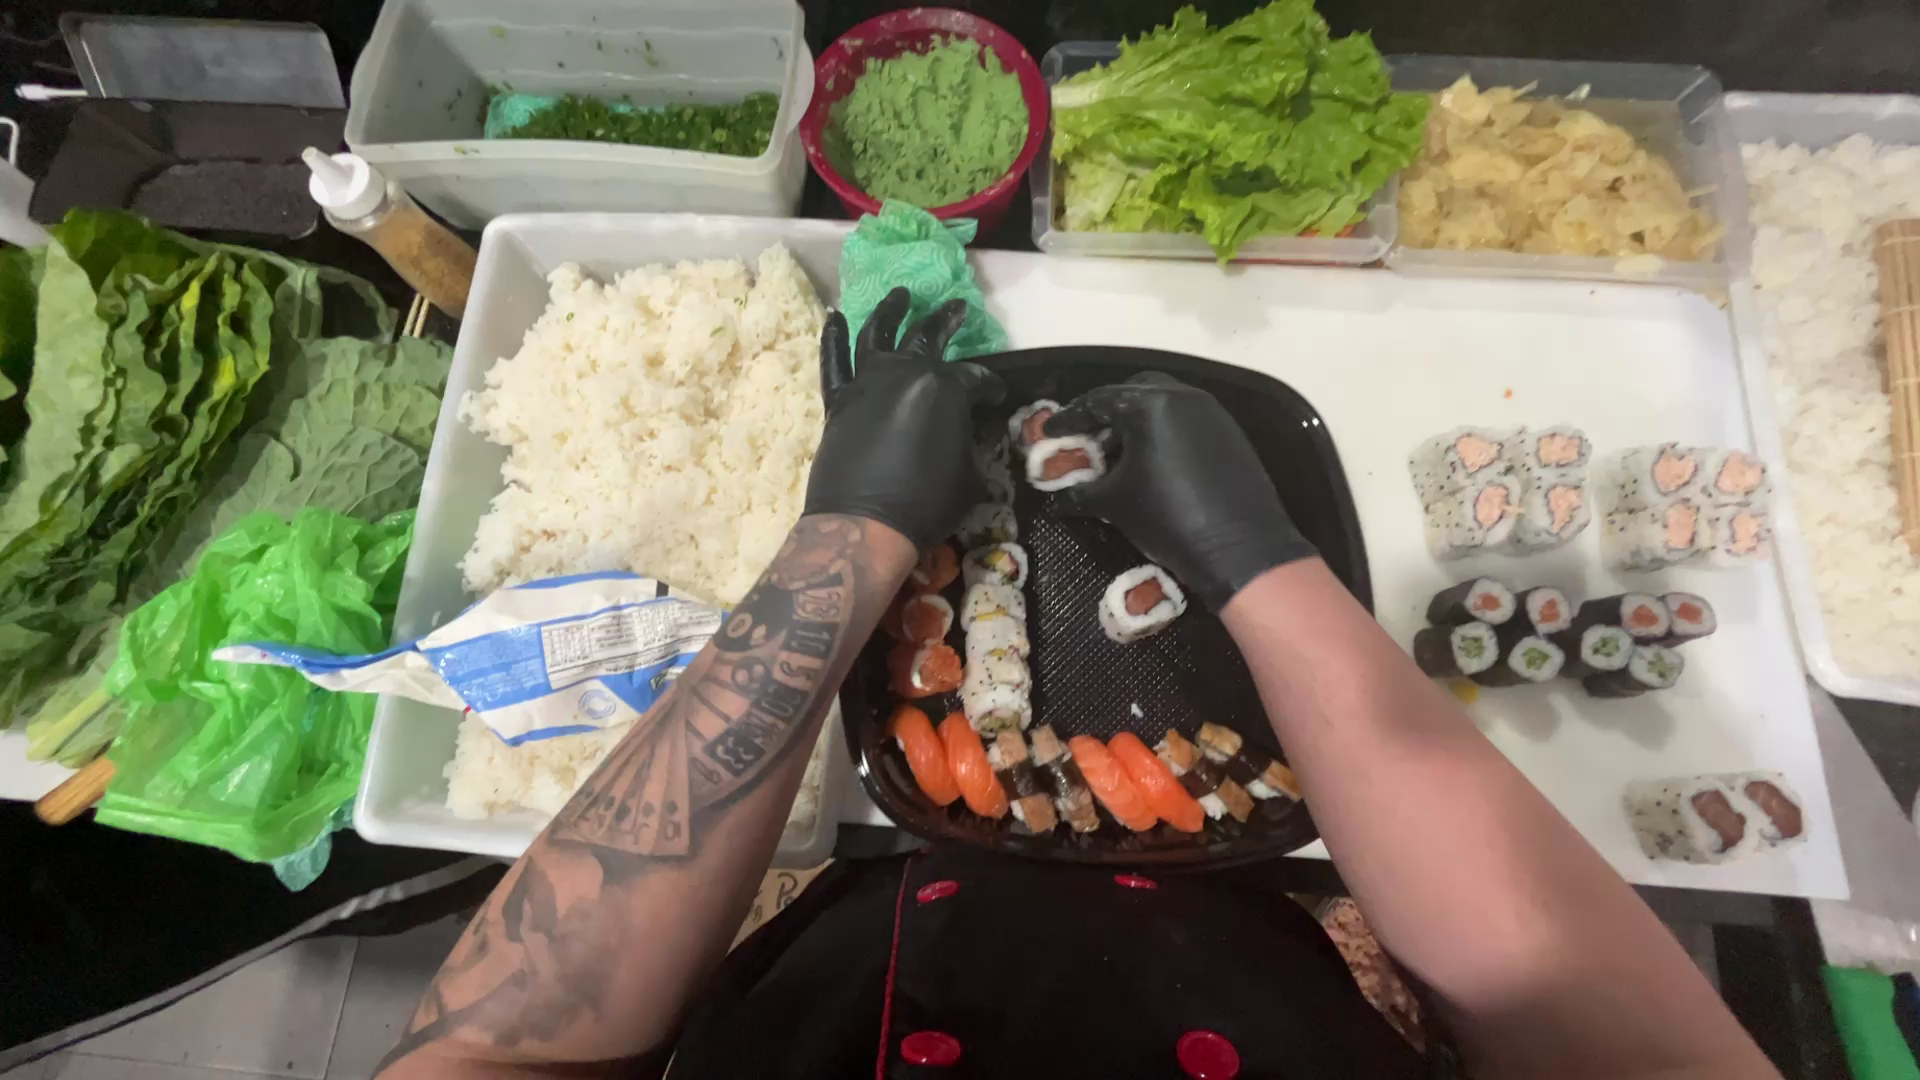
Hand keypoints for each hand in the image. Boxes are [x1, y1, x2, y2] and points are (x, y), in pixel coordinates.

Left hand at [804, 288, 1004, 549]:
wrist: (866, 524)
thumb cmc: (926, 503)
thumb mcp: (970, 475)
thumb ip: (970, 447)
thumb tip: (968, 442)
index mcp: (944, 387)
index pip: (976, 379)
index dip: (990, 387)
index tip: (995, 395)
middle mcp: (904, 372)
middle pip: (928, 335)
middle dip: (947, 320)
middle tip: (958, 307)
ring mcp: (866, 381)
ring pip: (877, 332)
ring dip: (891, 310)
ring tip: (900, 295)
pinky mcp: (838, 399)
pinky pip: (833, 361)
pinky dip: (833, 337)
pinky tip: (836, 317)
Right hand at [1045, 372, 1314, 610]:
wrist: (1240, 548)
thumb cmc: (1167, 518)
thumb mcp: (1114, 504)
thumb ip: (1080, 494)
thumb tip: (1054, 501)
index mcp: (1149, 405)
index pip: (1097, 402)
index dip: (1070, 418)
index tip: (1051, 432)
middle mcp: (1182, 397)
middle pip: (1133, 392)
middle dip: (1107, 412)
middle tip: (1088, 437)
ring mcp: (1211, 413)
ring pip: (1163, 405)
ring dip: (1137, 423)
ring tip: (1118, 453)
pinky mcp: (1230, 434)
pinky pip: (1186, 422)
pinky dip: (1162, 433)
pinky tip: (1152, 463)